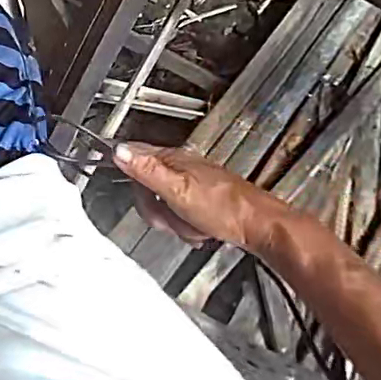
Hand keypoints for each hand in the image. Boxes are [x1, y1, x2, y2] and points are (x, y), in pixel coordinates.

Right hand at [112, 143, 296, 258]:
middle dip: (152, 207)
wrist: (262, 228)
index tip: (137, 193)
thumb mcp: (176, 189)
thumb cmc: (225, 209)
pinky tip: (196, 229)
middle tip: (164, 216)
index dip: (129, 175)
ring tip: (186, 224)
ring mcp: (192, 183)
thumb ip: (145, 170)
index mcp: (173, 159)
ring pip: (162, 202)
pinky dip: (184, 225)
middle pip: (145, 185)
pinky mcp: (202, 200)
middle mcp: (182, 166)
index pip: (133, 156)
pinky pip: (178, 213)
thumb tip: (118, 151)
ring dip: (170, 219)